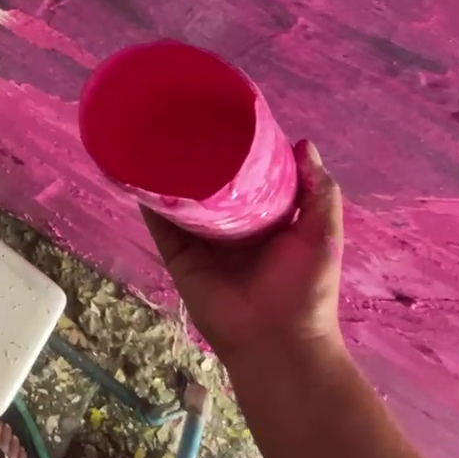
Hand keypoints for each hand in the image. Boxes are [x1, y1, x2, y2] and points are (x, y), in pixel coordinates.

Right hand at [142, 140, 343, 364]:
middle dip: (197, 157)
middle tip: (182, 120)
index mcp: (264, 220)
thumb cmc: (305, 289)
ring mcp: (199, 238)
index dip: (239, 151)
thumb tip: (304, 143)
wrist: (275, 340)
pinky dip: (146, 198)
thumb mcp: (323, 235)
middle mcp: (228, 225)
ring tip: (152, 137)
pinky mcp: (176, 252)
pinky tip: (135, 171)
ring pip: (179, 198)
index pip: (247, 178)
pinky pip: (158, 221)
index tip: (227, 117)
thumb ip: (319, 192)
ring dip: (167, 173)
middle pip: (208, 184)